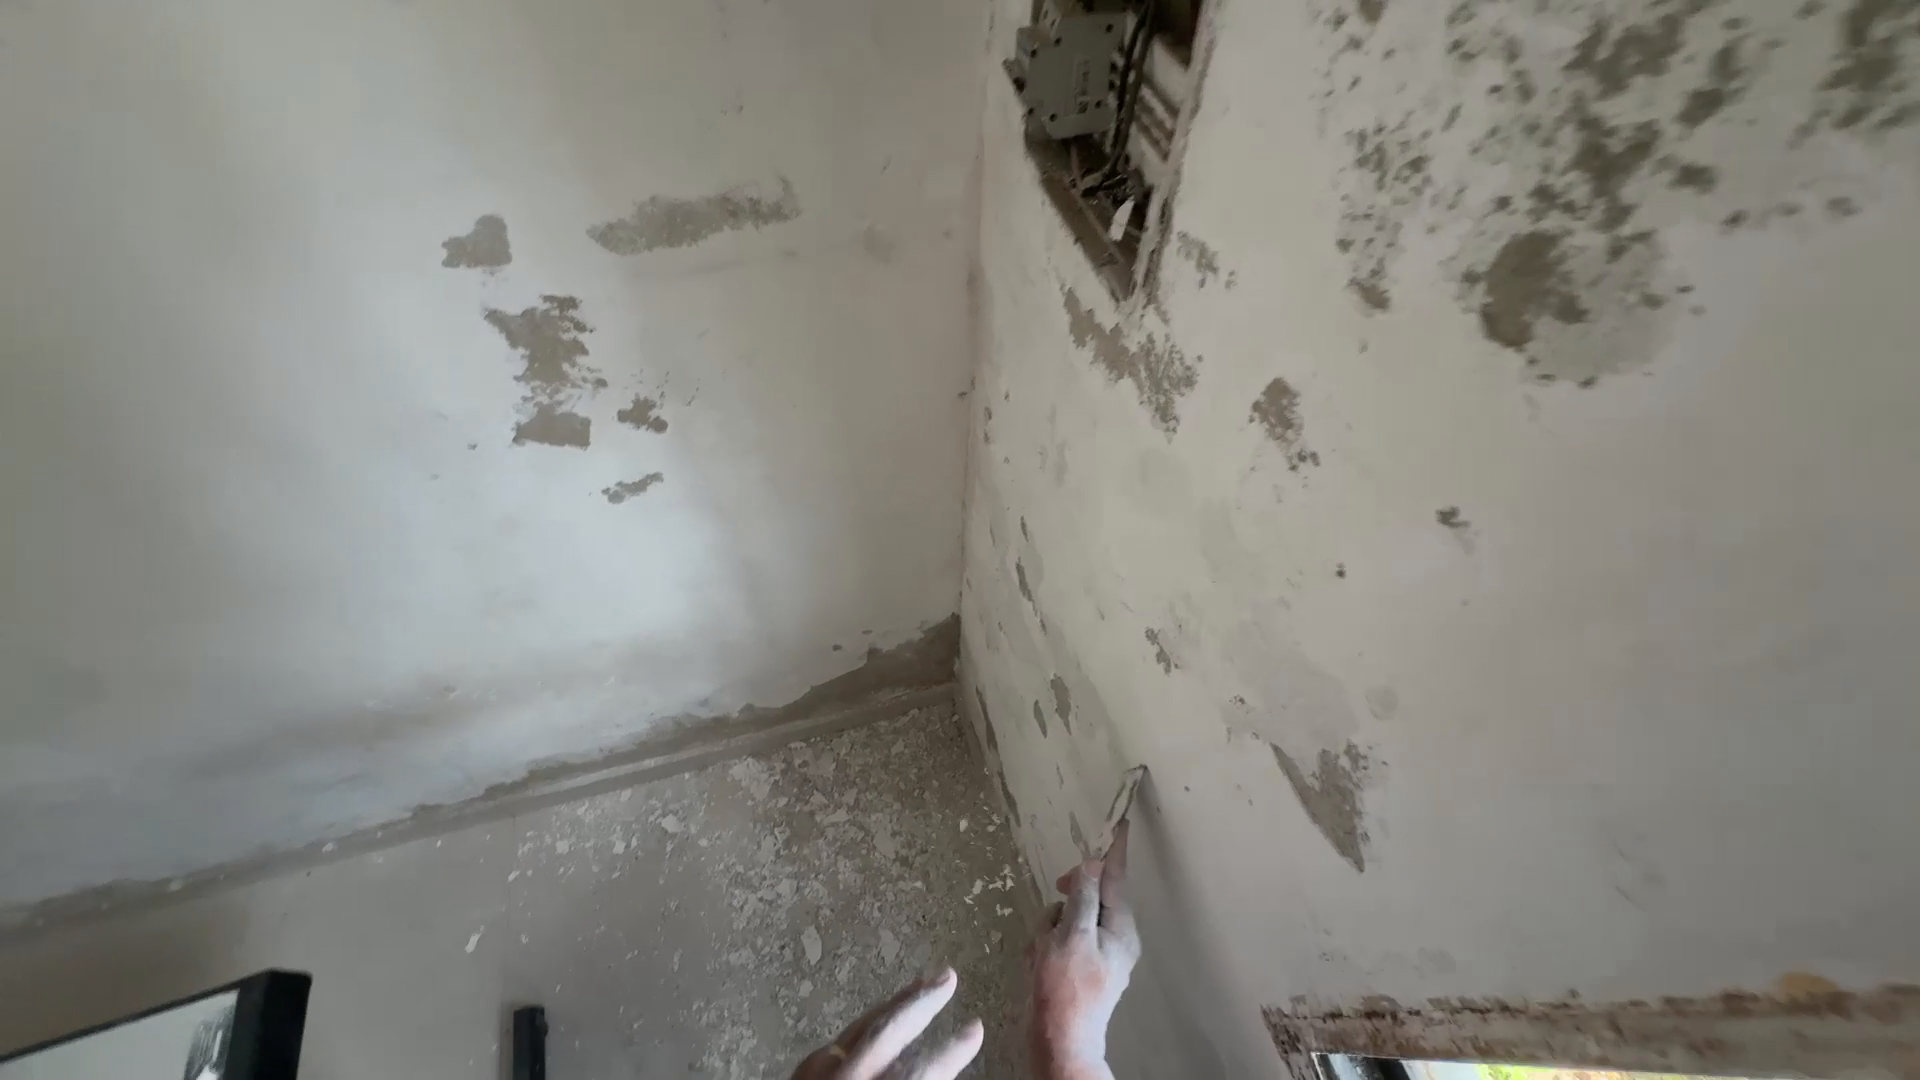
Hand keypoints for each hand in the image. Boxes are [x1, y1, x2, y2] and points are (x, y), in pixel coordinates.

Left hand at [791, 968, 983, 1079]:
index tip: (976, 1028)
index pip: (917, 1075)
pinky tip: (878, 1019)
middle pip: (885, 1034)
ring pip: (859, 1029)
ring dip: (894, 1004)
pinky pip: (838, 1040)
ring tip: (922, 983)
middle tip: (949, 976)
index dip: (951, 1053)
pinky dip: (865, 1023)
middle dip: (921, 1003)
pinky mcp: (799, 1076)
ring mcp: (815, 1076)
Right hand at [1026, 821, 1139, 1079]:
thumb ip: (1083, 897)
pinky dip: (1046, 943)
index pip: (1116, 877)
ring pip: (1068, 914)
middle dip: (1062, 904)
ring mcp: (1098, 951)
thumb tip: (1093, 863)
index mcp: (1120, 928)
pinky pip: (1061, 936)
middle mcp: (1115, 936)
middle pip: (1088, 894)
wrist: (1059, 1043)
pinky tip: (1039, 962)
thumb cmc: (1066, 988)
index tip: (1122, 822)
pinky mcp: (1081, 963)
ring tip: (1041, 953)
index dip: (1115, 849)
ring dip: (1049, 927)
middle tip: (1049, 925)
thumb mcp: (1072, 935)